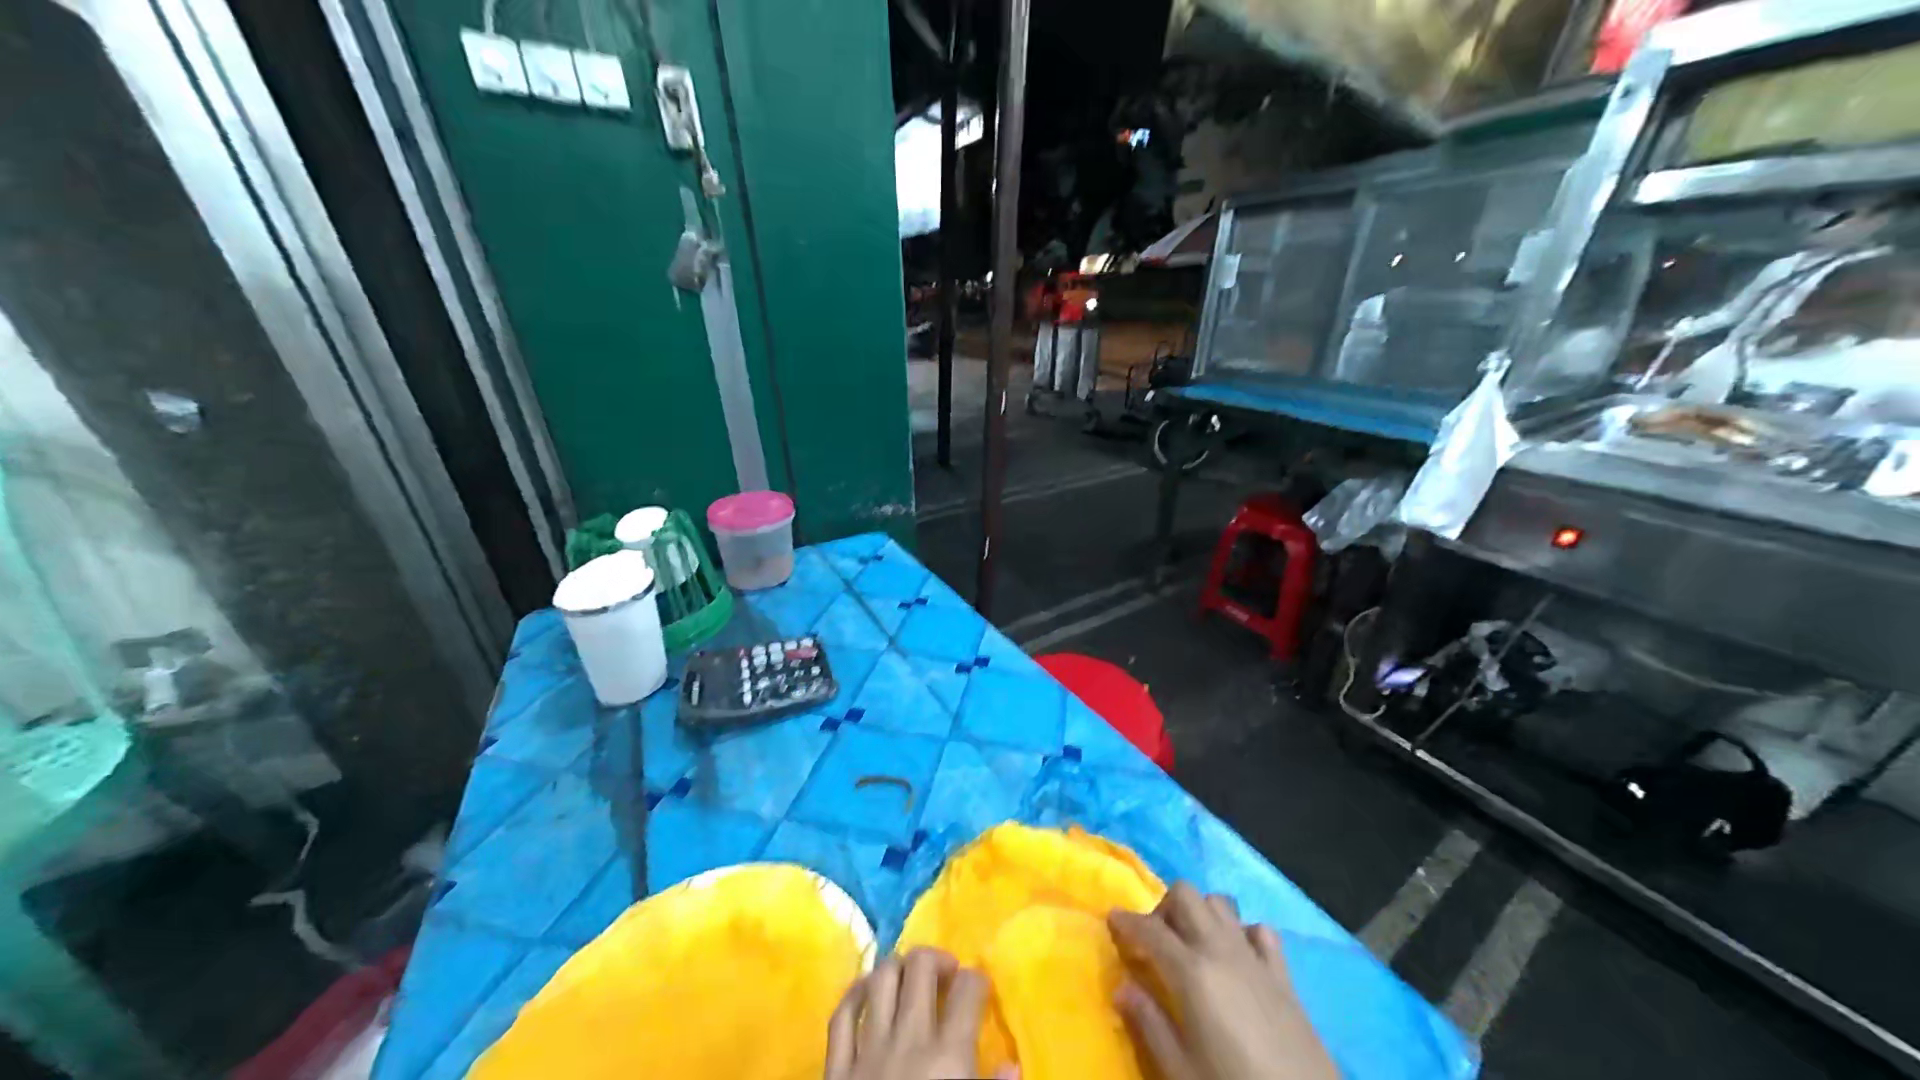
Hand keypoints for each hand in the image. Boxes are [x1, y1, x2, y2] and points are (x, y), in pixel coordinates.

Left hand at [825, 948, 992, 1079]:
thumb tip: (1012, 1064)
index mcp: (949, 1055)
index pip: (968, 990)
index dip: (978, 979)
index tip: (979, 986)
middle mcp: (909, 1039)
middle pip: (919, 968)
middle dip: (935, 959)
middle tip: (945, 975)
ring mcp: (868, 1050)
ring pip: (880, 979)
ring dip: (897, 969)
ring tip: (909, 977)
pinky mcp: (836, 1069)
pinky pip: (841, 1017)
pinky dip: (854, 995)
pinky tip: (865, 989)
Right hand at [1109, 884, 1338, 1079]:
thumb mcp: (1180, 1072)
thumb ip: (1148, 1024)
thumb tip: (1122, 987)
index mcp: (1191, 972)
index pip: (1149, 929)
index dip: (1125, 921)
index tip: (1111, 921)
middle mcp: (1221, 951)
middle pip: (1186, 895)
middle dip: (1163, 908)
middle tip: (1154, 942)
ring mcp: (1255, 959)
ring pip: (1219, 903)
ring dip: (1200, 914)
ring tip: (1191, 947)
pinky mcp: (1284, 977)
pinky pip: (1259, 931)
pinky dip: (1241, 933)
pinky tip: (1236, 960)